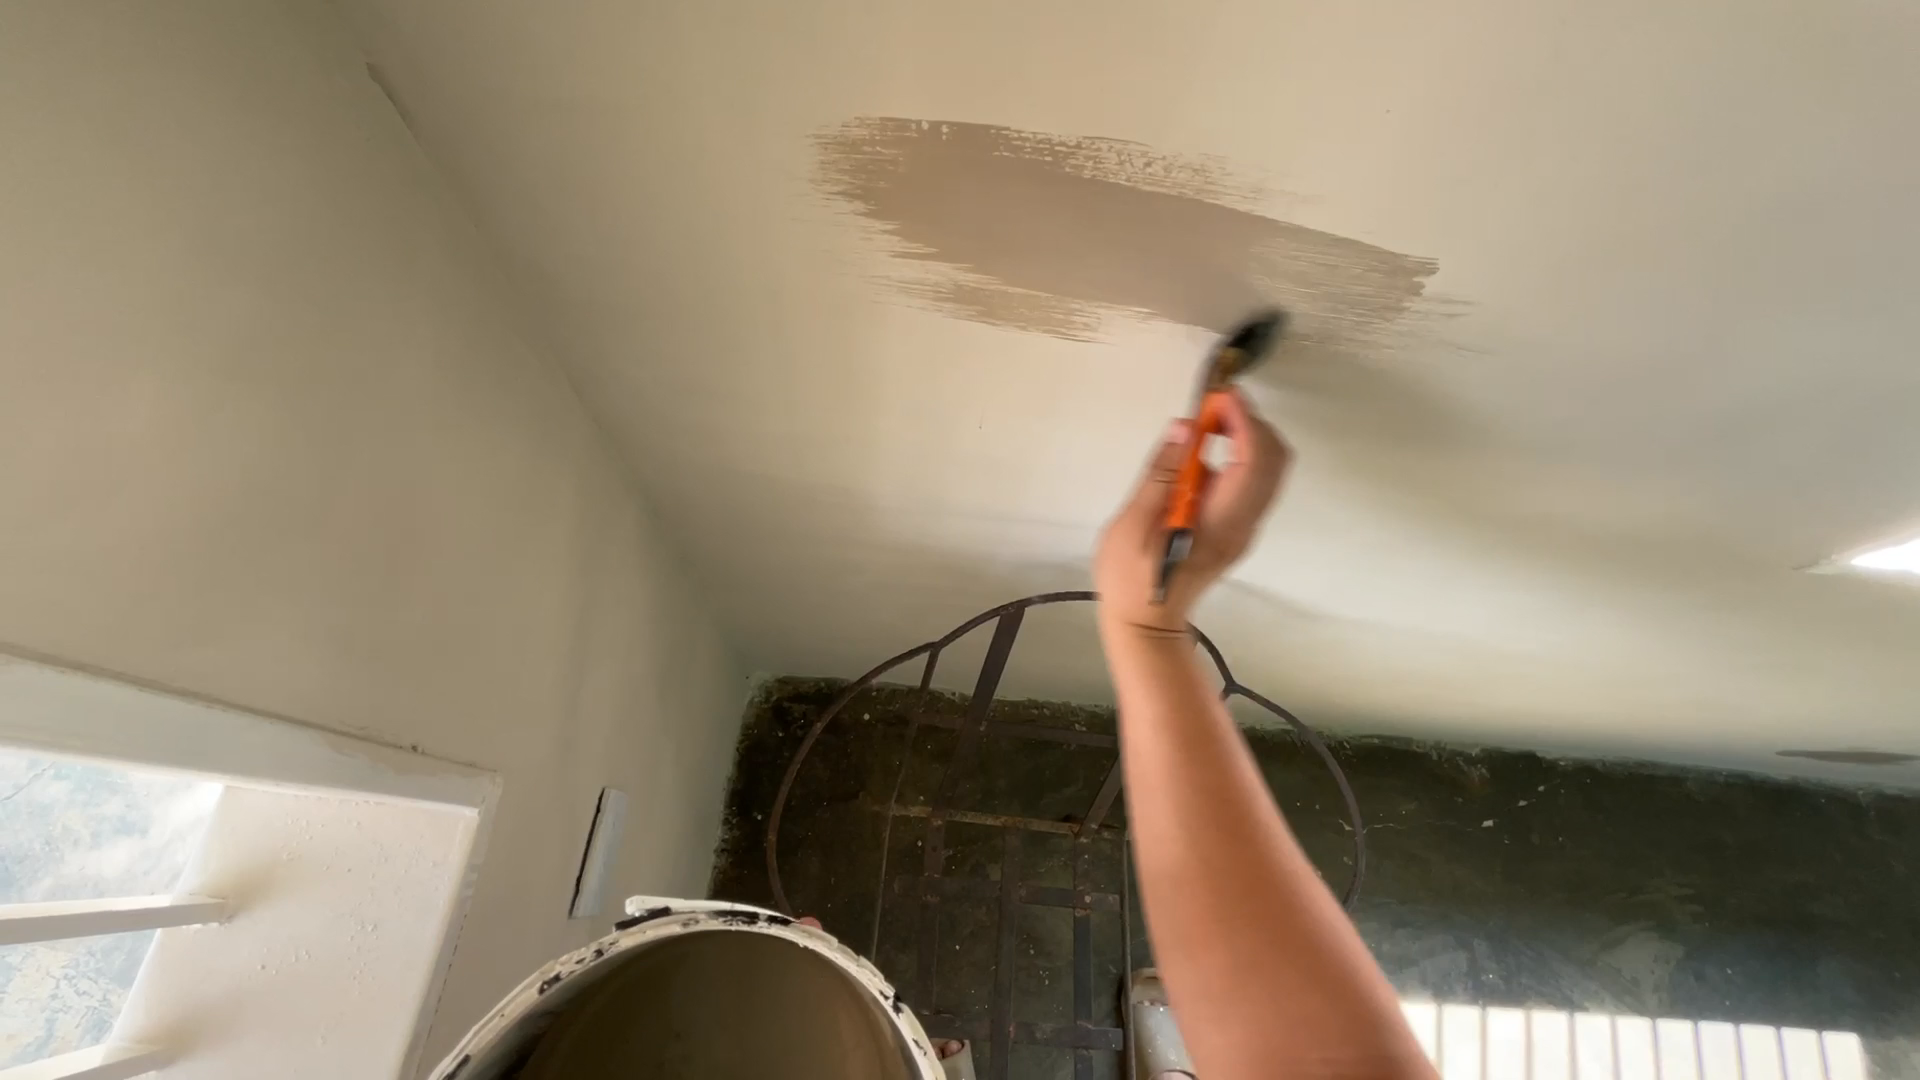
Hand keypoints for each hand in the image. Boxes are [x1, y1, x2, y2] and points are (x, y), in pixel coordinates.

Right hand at [1094, 390, 1290, 633]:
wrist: (1146, 623)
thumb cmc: (1131, 578)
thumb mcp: (1134, 525)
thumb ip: (1161, 475)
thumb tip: (1183, 427)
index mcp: (1221, 522)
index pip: (1252, 459)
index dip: (1242, 420)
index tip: (1216, 396)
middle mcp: (1244, 523)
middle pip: (1273, 459)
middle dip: (1249, 422)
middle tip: (1209, 407)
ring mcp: (1244, 528)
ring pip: (1269, 469)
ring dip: (1247, 437)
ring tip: (1206, 424)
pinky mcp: (1236, 529)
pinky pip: (1254, 482)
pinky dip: (1241, 455)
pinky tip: (1204, 454)